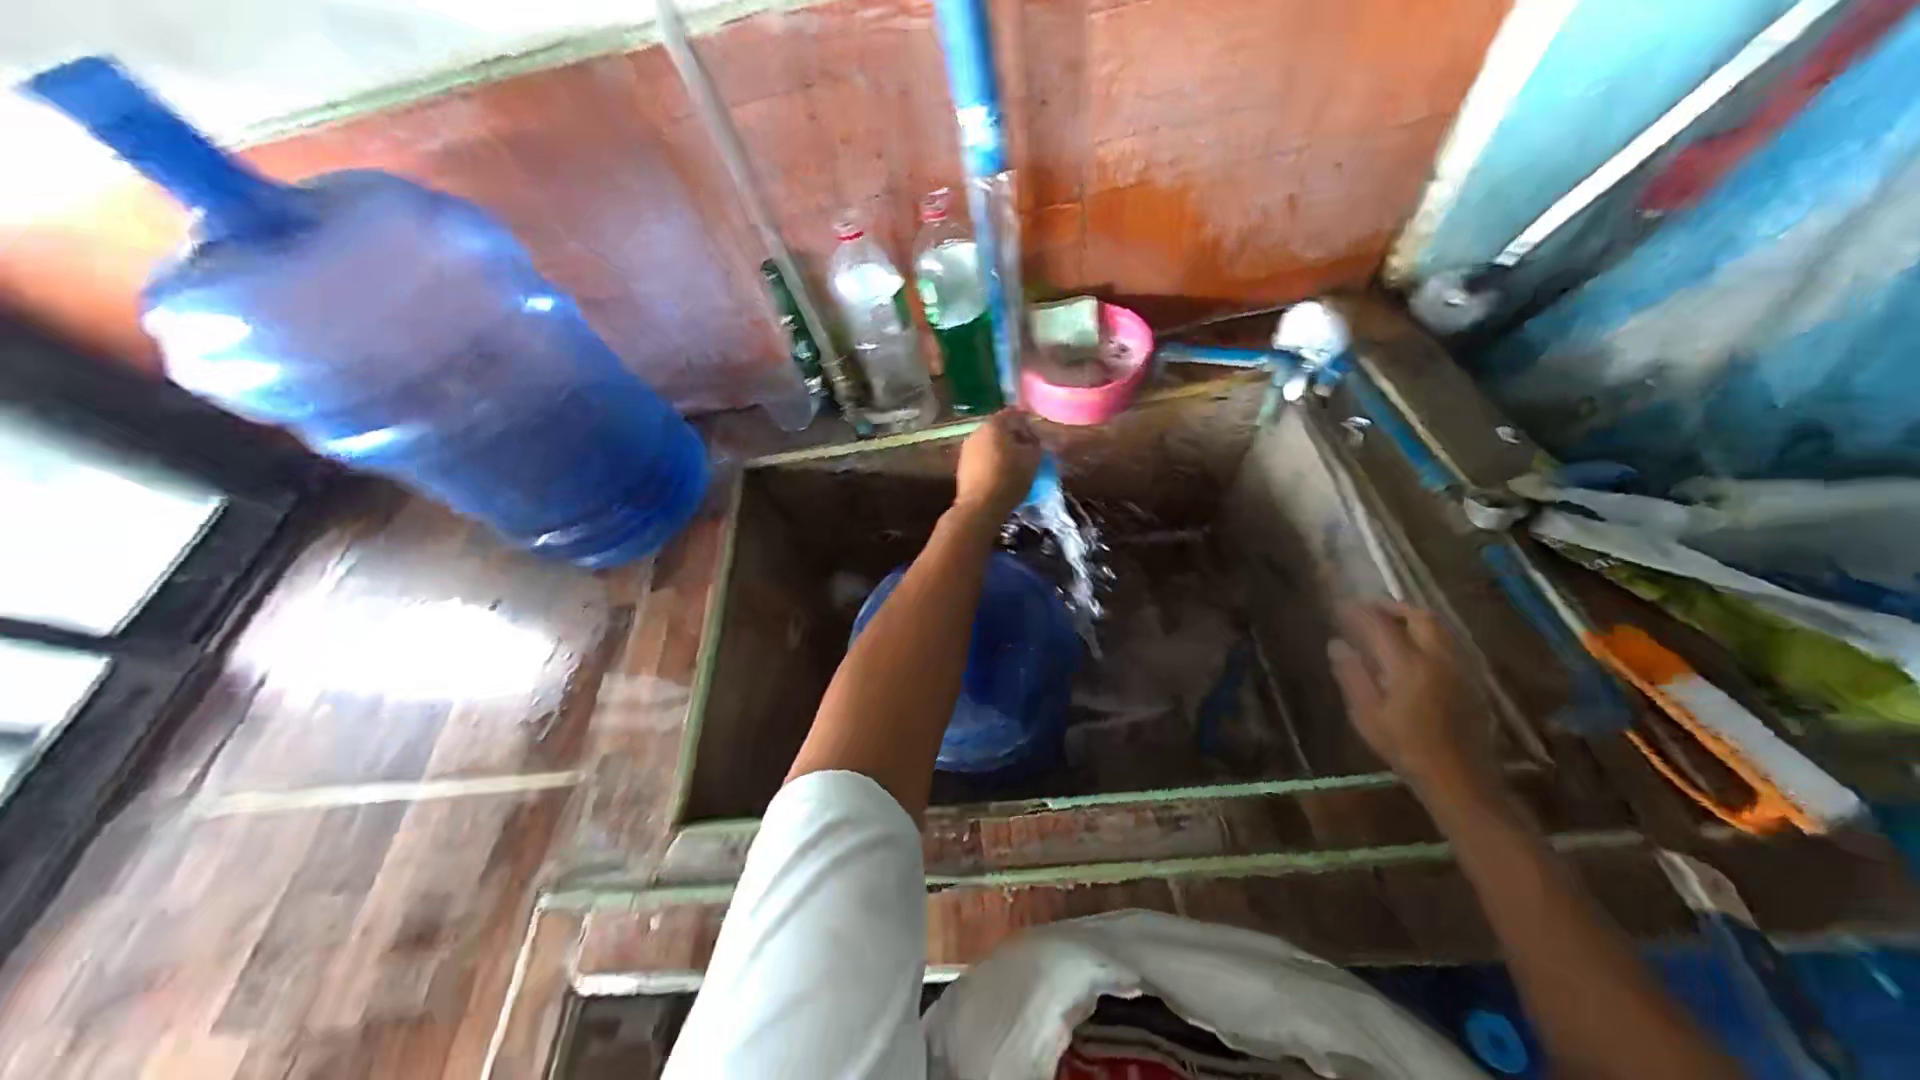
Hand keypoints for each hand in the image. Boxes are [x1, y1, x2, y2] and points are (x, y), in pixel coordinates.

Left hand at [953, 411, 1042, 522]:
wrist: (980, 506)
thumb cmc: (1009, 478)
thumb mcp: (1032, 460)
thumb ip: (1035, 444)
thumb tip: (1033, 441)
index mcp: (994, 424)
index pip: (1014, 414)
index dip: (1028, 422)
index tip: (1038, 433)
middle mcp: (976, 431)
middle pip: (1000, 428)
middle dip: (1015, 436)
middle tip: (1029, 448)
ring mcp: (967, 448)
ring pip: (989, 443)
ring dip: (1003, 449)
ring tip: (1016, 462)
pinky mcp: (962, 465)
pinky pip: (982, 456)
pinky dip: (992, 460)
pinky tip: (1001, 472)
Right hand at [1329, 602, 1494, 791]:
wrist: (1460, 778)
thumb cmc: (1406, 747)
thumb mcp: (1367, 715)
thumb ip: (1351, 675)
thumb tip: (1336, 644)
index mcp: (1410, 666)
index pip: (1382, 625)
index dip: (1360, 611)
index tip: (1341, 606)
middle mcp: (1440, 659)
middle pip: (1420, 617)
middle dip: (1393, 606)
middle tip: (1369, 608)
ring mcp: (1461, 668)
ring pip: (1440, 628)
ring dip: (1413, 617)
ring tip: (1391, 622)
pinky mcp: (1472, 680)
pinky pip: (1450, 643)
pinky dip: (1429, 634)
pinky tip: (1415, 648)